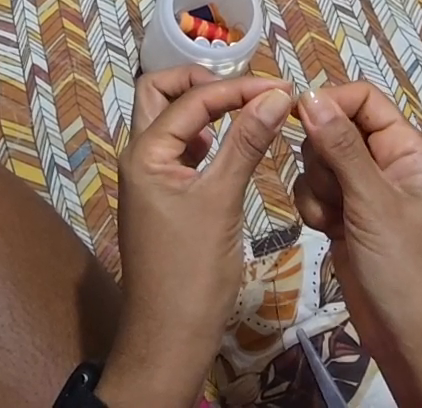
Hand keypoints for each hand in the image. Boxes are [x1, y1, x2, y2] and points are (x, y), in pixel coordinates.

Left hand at [98, 66, 292, 406]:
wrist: (169, 340)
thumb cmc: (193, 271)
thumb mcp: (222, 200)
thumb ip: (247, 142)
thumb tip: (278, 94)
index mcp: (145, 152)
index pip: (192, 99)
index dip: (237, 88)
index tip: (282, 87)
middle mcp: (140, 155)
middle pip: (160, 92)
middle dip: (201, 81)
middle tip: (246, 88)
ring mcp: (148, 175)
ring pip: (168, 118)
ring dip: (201, 105)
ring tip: (245, 107)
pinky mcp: (162, 194)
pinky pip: (178, 147)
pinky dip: (203, 134)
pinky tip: (228, 144)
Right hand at [294, 84, 421, 407]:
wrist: (410, 344)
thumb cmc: (406, 271)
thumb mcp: (373, 204)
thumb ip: (340, 146)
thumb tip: (308, 95)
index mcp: (406, 148)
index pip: (362, 99)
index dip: (330, 103)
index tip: (297, 118)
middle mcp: (384, 161)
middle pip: (333, 126)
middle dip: (323, 156)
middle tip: (337, 191)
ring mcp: (363, 189)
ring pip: (318, 159)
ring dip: (316, 187)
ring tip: (335, 218)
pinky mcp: (344, 213)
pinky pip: (313, 189)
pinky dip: (313, 207)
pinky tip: (327, 231)